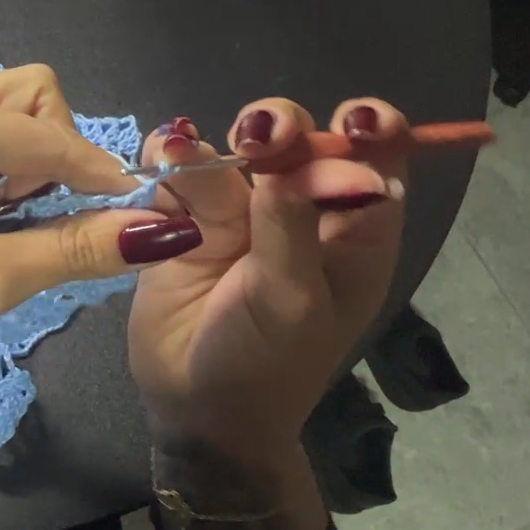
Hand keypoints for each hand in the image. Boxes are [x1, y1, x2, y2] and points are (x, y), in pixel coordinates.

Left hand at [0, 66, 202, 408]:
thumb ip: (77, 247)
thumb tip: (166, 230)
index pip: (45, 131)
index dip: (98, 171)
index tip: (143, 214)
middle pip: (35, 101)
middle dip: (56, 158)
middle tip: (33, 220)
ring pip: (20, 119)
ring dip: (36, 169)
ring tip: (8, 224)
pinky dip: (15, 176)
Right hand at [127, 99, 407, 465]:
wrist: (195, 406)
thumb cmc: (266, 362)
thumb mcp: (293, 298)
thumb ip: (290, 224)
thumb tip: (286, 151)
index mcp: (352, 230)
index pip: (375, 158)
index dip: (369, 130)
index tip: (350, 123)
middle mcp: (297, 208)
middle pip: (296, 138)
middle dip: (278, 127)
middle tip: (253, 139)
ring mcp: (235, 209)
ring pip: (228, 148)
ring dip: (206, 146)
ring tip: (174, 154)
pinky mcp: (181, 217)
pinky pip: (174, 170)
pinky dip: (163, 159)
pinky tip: (154, 164)